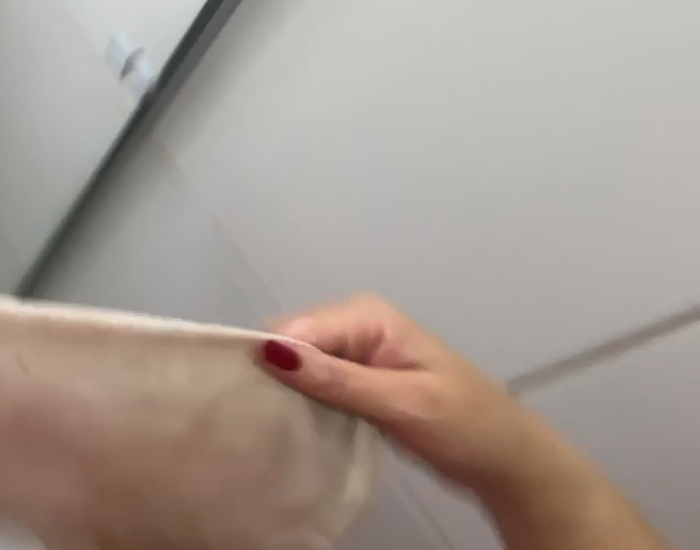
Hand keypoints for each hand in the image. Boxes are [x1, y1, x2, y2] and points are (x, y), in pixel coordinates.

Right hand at [257, 295, 559, 498]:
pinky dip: (304, 395)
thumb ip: (337, 379)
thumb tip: (267, 351)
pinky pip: (309, 374)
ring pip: (294, 358)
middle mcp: (351, 320)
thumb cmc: (470, 430)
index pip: (295, 328)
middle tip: (287, 413)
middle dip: (281, 372)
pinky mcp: (351, 370)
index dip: (276, 360)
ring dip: (291, 387)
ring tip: (296, 417)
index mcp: (365, 314)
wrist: (517, 469)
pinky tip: (309, 415)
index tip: (271, 400)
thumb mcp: (405, 405)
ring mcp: (351, 345)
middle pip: (289, 339)